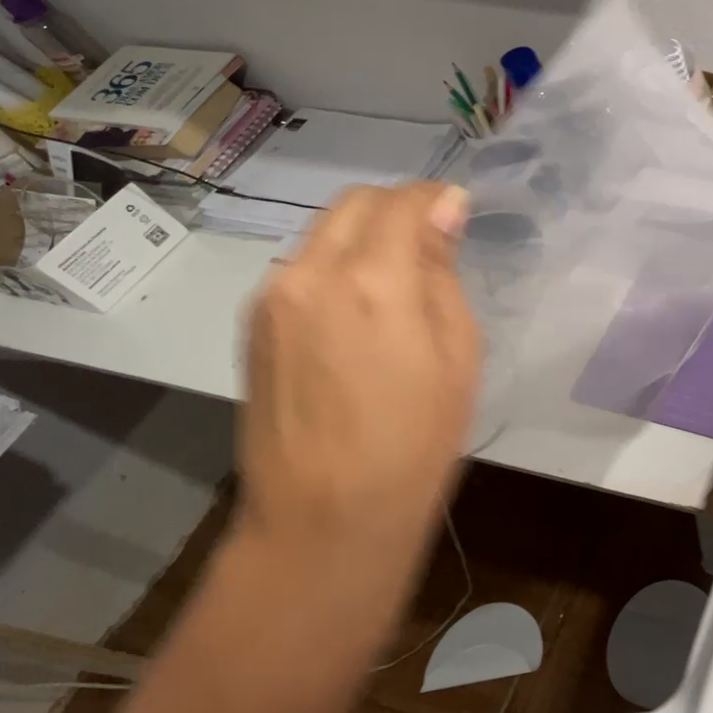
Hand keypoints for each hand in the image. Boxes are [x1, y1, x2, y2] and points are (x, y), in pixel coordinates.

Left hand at [239, 183, 481, 553]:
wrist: (326, 514)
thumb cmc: (417, 437)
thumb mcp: (457, 350)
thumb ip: (442, 270)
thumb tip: (445, 209)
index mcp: (372, 279)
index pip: (402, 201)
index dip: (436, 198)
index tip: (459, 214)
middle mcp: (310, 274)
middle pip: (355, 203)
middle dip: (397, 207)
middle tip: (433, 243)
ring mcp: (272, 299)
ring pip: (323, 233)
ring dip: (364, 238)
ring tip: (396, 285)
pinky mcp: (253, 326)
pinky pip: (301, 269)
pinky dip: (335, 267)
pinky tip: (358, 316)